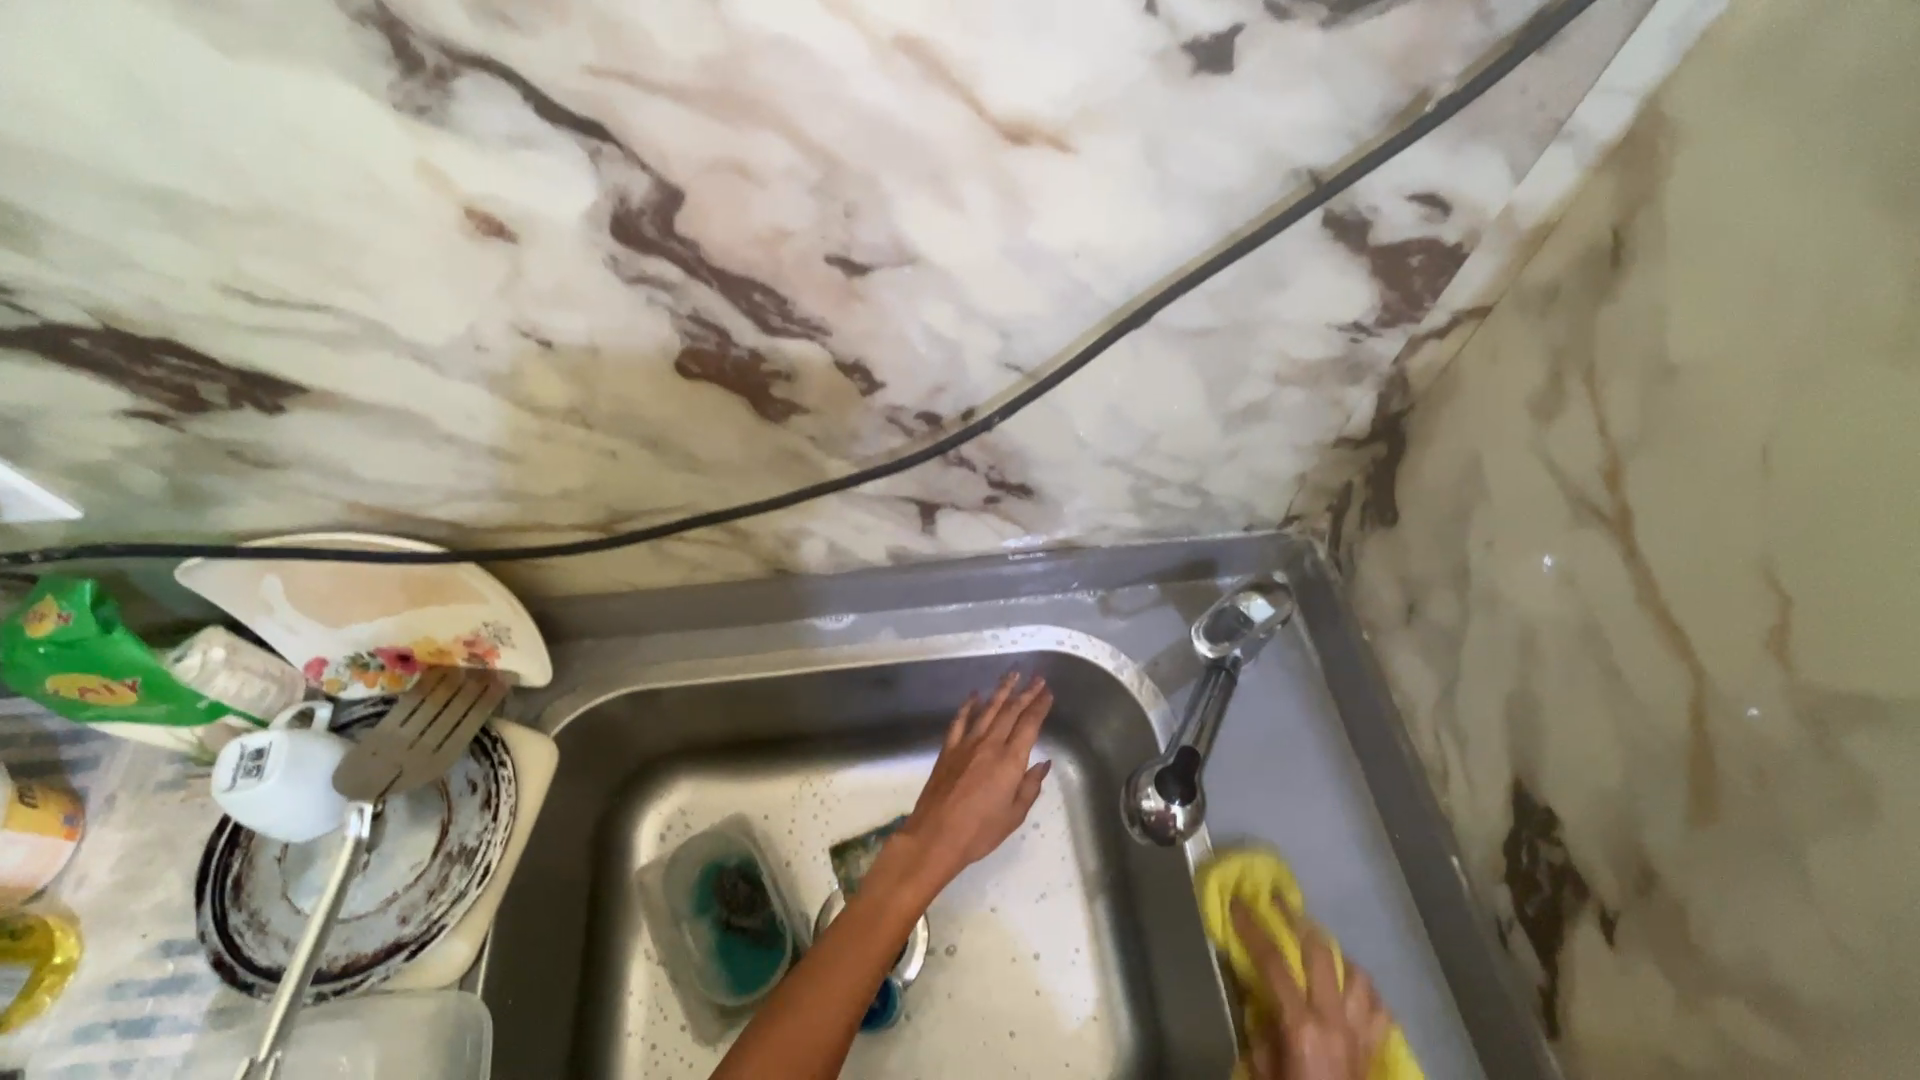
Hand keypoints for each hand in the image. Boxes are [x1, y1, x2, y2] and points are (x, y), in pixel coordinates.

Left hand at [895, 672, 1053, 889]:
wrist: (936, 836)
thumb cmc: (980, 832)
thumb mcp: (1014, 815)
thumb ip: (1030, 786)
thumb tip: (1042, 764)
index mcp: (1010, 761)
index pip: (1029, 726)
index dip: (1040, 707)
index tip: (1048, 693)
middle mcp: (989, 745)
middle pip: (1010, 712)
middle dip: (1026, 693)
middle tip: (1037, 678)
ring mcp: (966, 745)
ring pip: (987, 710)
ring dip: (1001, 691)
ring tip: (1011, 674)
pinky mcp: (948, 750)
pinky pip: (960, 721)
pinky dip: (968, 705)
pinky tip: (974, 694)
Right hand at [1234, 894, 1390, 1079]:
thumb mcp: (1263, 1071)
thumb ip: (1263, 1032)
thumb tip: (1261, 1003)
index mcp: (1301, 1025)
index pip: (1273, 962)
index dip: (1253, 929)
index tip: (1238, 905)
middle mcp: (1334, 1019)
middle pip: (1320, 952)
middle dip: (1297, 921)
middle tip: (1280, 903)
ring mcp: (1361, 1032)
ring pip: (1356, 973)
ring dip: (1336, 954)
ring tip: (1318, 946)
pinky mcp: (1376, 1048)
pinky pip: (1379, 1007)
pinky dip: (1364, 992)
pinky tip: (1351, 990)